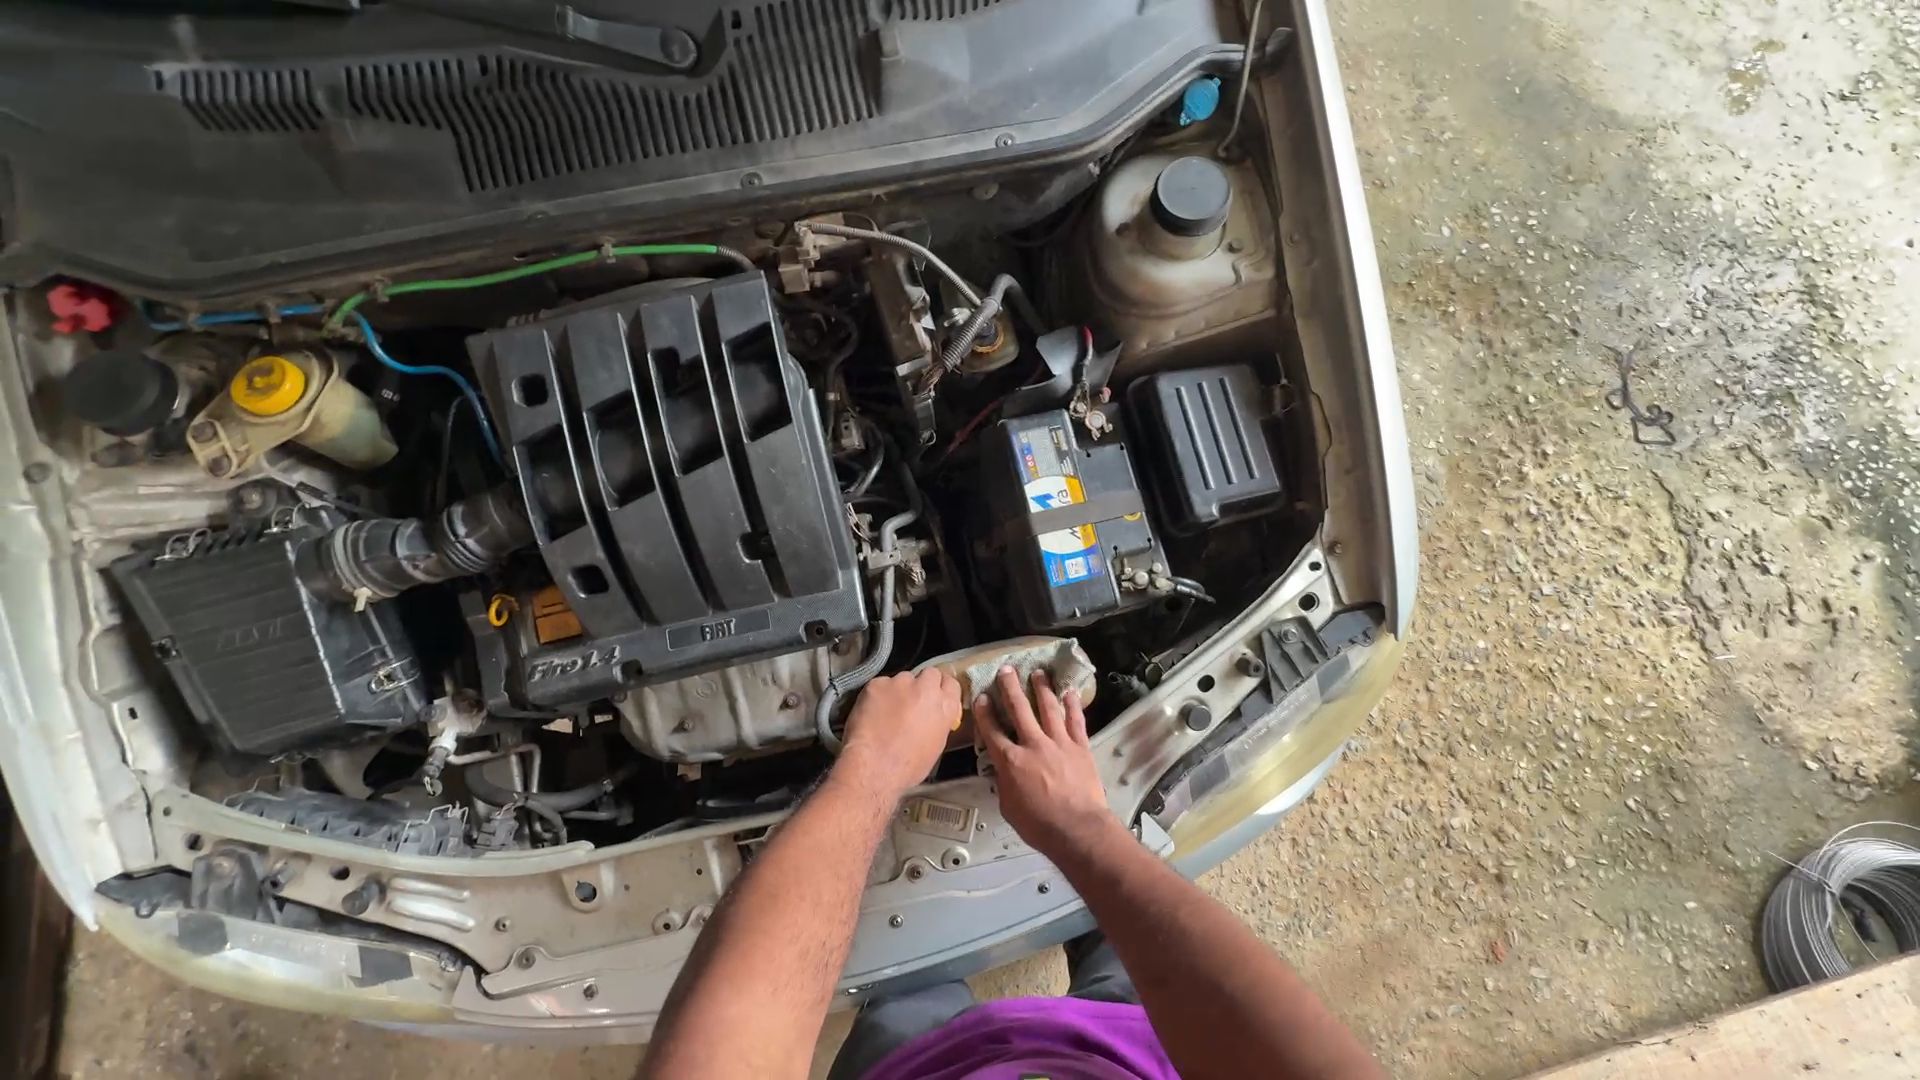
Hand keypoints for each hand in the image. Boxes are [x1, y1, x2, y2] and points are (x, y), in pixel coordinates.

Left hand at [838, 668, 962, 799]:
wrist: (874, 766)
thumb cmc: (909, 766)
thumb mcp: (936, 745)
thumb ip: (938, 721)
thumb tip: (932, 716)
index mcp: (945, 706)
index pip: (951, 684)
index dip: (941, 690)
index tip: (934, 698)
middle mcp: (926, 688)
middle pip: (930, 674)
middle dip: (922, 684)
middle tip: (911, 701)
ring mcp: (900, 682)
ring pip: (903, 678)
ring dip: (898, 690)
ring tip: (886, 709)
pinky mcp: (876, 683)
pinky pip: (880, 685)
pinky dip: (877, 695)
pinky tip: (871, 711)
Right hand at [976, 666, 1116, 860]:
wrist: (1077, 829)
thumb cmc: (1038, 825)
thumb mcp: (1008, 807)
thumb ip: (1004, 784)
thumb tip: (1002, 772)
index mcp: (1010, 761)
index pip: (992, 731)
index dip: (985, 713)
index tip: (982, 696)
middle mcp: (1033, 744)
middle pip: (1019, 710)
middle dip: (1010, 688)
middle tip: (1006, 670)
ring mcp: (1059, 743)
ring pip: (1048, 708)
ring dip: (1042, 688)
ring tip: (1038, 673)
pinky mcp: (1080, 747)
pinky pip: (1076, 721)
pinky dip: (1073, 705)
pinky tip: (1071, 692)